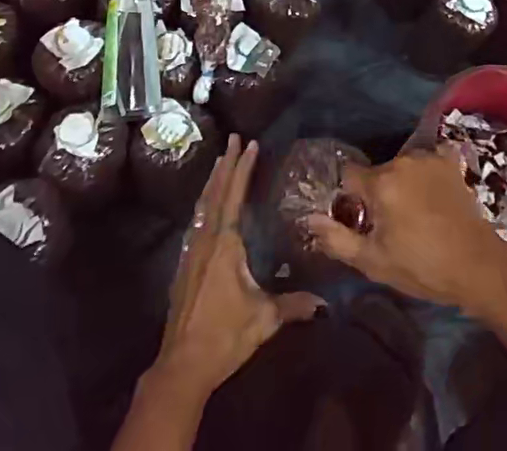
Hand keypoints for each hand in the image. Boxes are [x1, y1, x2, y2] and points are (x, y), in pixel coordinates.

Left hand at [155, 135, 321, 399]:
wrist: (181, 367)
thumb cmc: (224, 336)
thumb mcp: (264, 319)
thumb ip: (294, 305)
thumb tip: (324, 303)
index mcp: (224, 245)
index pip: (234, 196)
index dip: (243, 169)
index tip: (250, 144)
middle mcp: (205, 241)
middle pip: (215, 193)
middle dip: (225, 165)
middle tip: (232, 139)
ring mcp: (191, 253)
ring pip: (202, 206)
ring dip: (213, 181)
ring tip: (220, 161)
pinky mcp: (184, 267)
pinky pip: (196, 222)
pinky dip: (205, 203)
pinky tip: (206, 205)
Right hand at [302, 146, 506, 318]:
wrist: (477, 265)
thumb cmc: (421, 266)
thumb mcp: (373, 261)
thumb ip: (336, 238)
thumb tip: (309, 218)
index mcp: (380, 183)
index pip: (348, 176)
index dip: (348, 197)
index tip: (357, 218)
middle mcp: (403, 161)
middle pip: (377, 172)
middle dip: (376, 193)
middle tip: (388, 224)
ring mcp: (430, 159)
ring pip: (402, 167)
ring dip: (402, 184)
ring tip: (414, 214)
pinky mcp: (452, 163)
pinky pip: (429, 160)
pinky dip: (427, 173)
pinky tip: (432, 194)